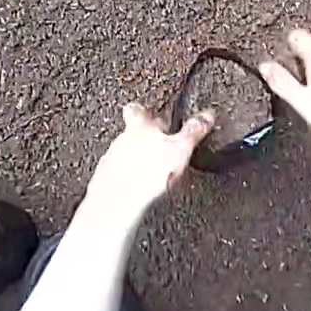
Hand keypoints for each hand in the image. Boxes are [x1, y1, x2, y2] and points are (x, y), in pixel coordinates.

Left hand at [84, 103, 213, 217]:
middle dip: (146, 140)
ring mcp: (111, 160)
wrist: (117, 201)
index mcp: (140, 126)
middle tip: (161, 148)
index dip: (145, 111)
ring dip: (136, 161)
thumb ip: (193, 131)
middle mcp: (122, 140)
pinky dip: (128, 179)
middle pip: (132, 132)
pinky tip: (139, 190)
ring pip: (124, 154)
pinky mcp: (104, 181)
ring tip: (153, 174)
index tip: (152, 114)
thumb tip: (205, 117)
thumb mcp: (181, 149)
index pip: (139, 110)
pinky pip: (117, 175)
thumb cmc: (145, 172)